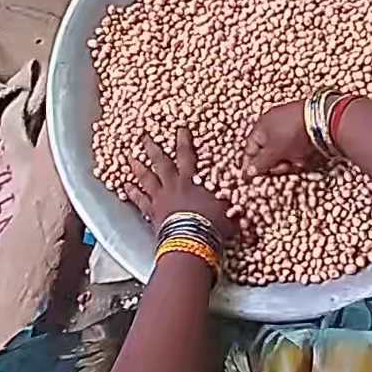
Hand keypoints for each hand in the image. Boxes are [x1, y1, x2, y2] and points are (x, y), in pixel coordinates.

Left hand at [127, 127, 236, 242]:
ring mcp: (160, 198)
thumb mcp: (229, 211)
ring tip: (130, 157)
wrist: (192, 241)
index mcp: (191, 180)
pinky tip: (125, 186)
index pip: (187, 156)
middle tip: (143, 137)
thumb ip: (233, 203)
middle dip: (152, 148)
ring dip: (137, 167)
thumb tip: (246, 200)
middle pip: (161, 162)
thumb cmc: (212, 225)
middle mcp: (173, 185)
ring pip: (146, 178)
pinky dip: (132, 193)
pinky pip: (140, 200)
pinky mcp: (152, 213)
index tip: (180, 130)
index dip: (184, 142)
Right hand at [243, 101, 323, 176]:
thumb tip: (248, 172)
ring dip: (289, 159)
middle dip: (275, 163)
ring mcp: (290, 122)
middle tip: (284, 169)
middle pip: (268, 150)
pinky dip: (299, 152)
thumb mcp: (274, 153)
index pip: (250, 148)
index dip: (250, 164)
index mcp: (261, 125)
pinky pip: (297, 143)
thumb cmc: (292, 135)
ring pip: (284, 149)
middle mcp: (273, 122)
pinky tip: (306, 156)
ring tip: (298, 162)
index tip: (251, 177)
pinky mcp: (305, 124)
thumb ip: (260, 163)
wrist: (324, 118)